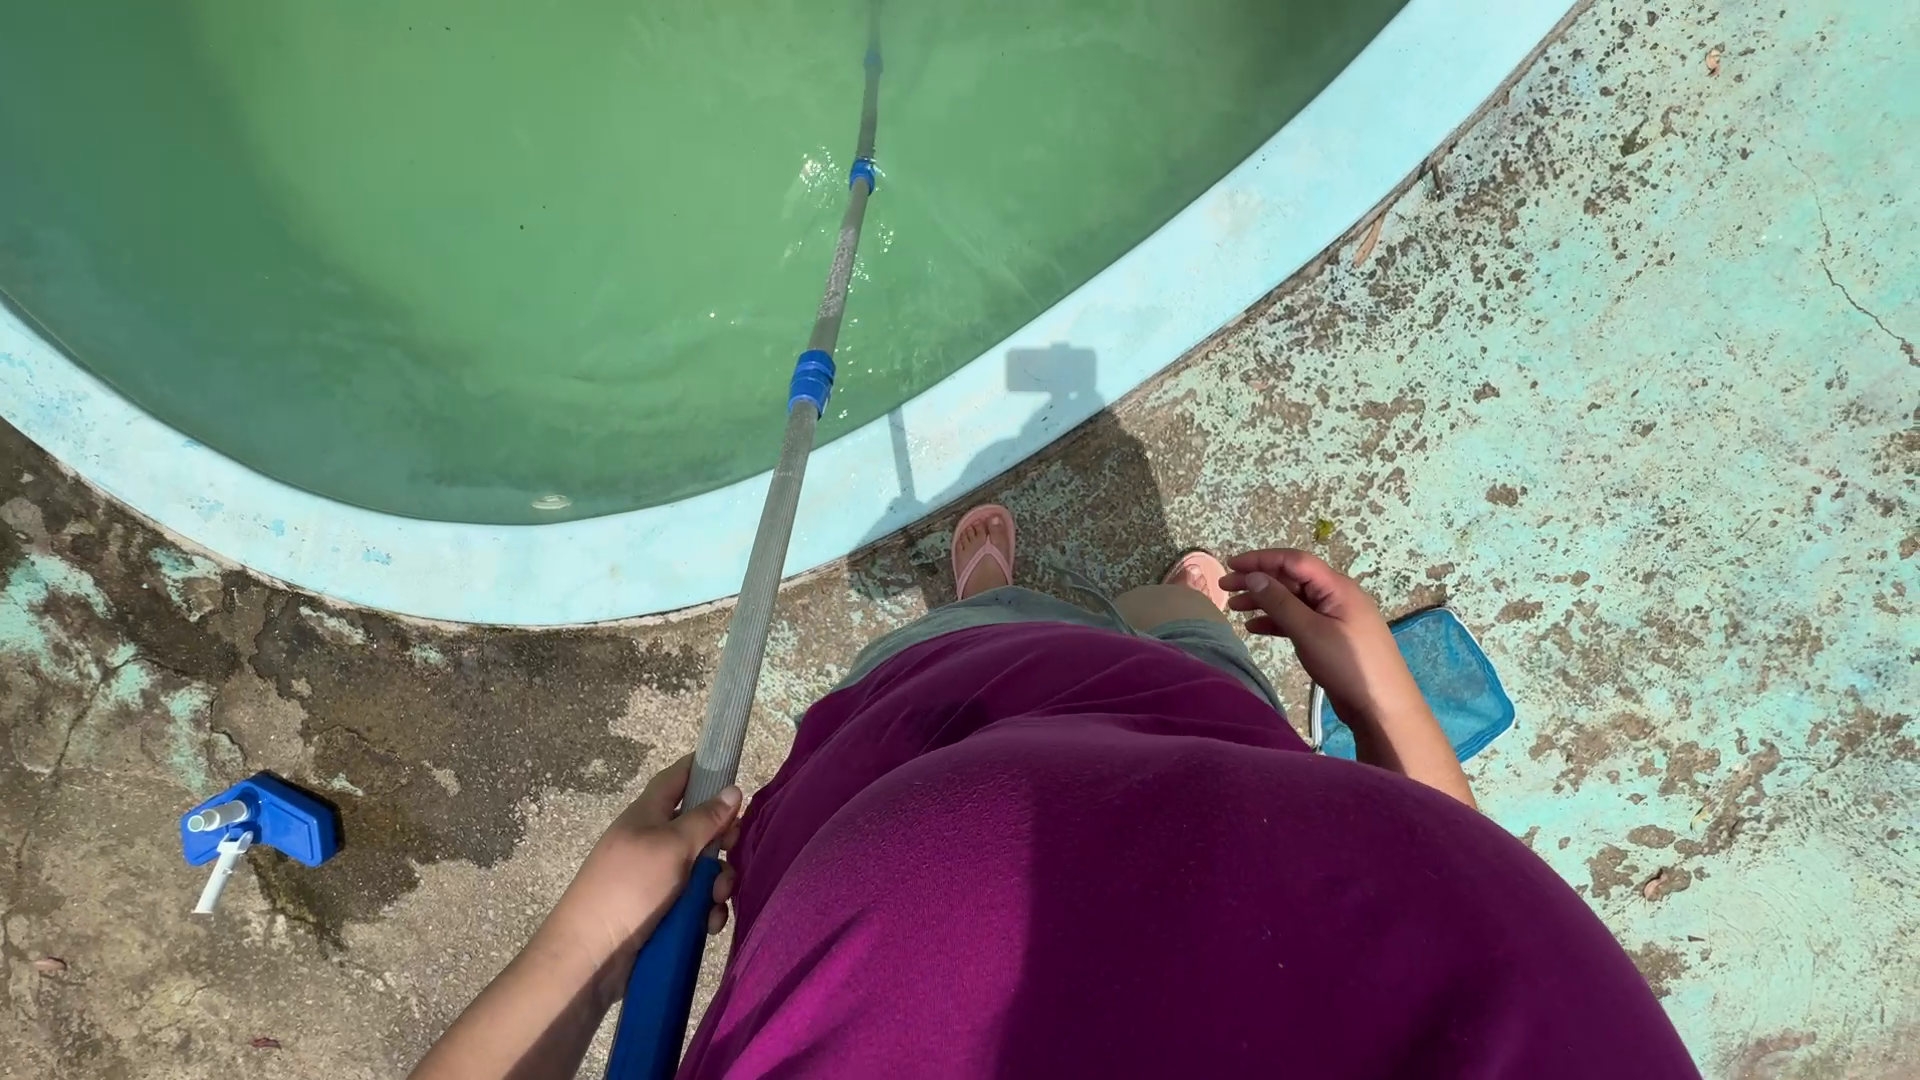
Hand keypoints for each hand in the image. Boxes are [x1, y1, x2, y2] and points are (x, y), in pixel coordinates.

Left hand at [539, 755, 741, 1004]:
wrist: (587, 960)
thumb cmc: (628, 889)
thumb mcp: (671, 847)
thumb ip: (706, 818)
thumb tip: (733, 789)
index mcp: (647, 815)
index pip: (677, 777)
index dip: (703, 768)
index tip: (733, 771)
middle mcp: (653, 841)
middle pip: (700, 825)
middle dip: (722, 838)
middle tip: (731, 848)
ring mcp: (656, 878)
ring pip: (703, 866)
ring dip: (718, 880)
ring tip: (717, 898)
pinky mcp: (662, 910)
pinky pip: (695, 900)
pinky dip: (706, 908)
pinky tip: (709, 922)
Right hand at [1221, 549, 1421, 722]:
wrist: (1382, 708)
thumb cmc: (1348, 665)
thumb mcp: (1309, 631)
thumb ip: (1279, 602)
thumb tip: (1254, 577)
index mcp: (1337, 587)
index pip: (1294, 561)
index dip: (1261, 559)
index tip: (1231, 565)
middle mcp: (1335, 596)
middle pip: (1291, 579)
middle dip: (1257, 580)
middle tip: (1225, 587)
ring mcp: (1333, 617)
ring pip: (1292, 600)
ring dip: (1263, 601)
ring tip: (1234, 607)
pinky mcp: (1330, 637)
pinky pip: (1298, 620)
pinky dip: (1276, 621)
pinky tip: (1254, 628)